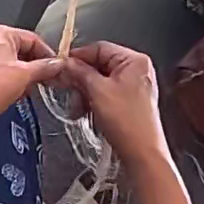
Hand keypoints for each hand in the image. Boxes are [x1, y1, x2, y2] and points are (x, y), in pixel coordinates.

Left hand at [0, 25, 64, 134]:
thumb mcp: (24, 75)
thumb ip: (45, 67)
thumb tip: (58, 64)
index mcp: (0, 33)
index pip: (34, 39)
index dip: (48, 55)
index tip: (59, 69)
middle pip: (25, 51)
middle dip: (37, 68)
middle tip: (48, 81)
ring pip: (16, 64)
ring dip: (26, 77)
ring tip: (30, 90)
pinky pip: (5, 74)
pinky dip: (15, 83)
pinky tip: (17, 94)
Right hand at [62, 42, 167, 164]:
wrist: (142, 154)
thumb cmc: (129, 124)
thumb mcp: (97, 91)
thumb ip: (79, 72)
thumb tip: (66, 63)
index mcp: (135, 61)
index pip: (100, 48)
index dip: (78, 57)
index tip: (61, 66)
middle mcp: (137, 71)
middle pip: (99, 65)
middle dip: (81, 80)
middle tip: (67, 88)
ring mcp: (134, 88)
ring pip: (100, 82)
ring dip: (85, 94)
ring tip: (78, 107)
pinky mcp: (129, 104)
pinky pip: (105, 95)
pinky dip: (93, 102)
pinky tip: (86, 113)